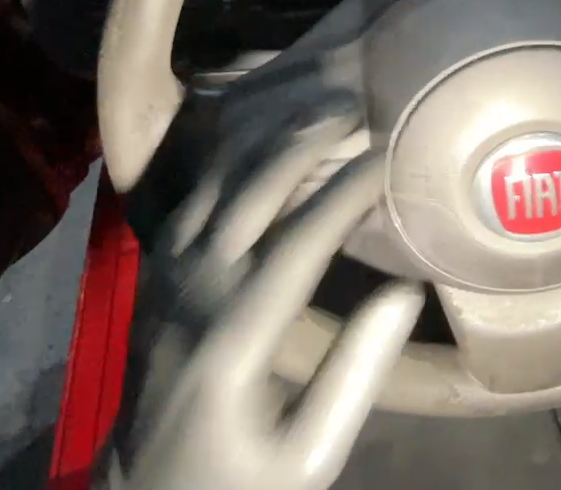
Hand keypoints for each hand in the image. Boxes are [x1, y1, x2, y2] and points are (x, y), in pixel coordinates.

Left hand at [112, 112, 423, 489]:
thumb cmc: (239, 478)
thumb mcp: (309, 453)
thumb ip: (356, 372)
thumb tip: (405, 291)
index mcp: (239, 336)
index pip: (302, 239)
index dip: (346, 191)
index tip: (385, 158)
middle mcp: (198, 288)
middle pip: (253, 190)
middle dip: (306, 140)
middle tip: (352, 107)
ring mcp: (168, 271)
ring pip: (217, 180)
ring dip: (268, 137)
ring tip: (314, 109)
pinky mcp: (155, 267)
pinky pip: (193, 193)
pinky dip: (230, 156)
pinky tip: (260, 137)